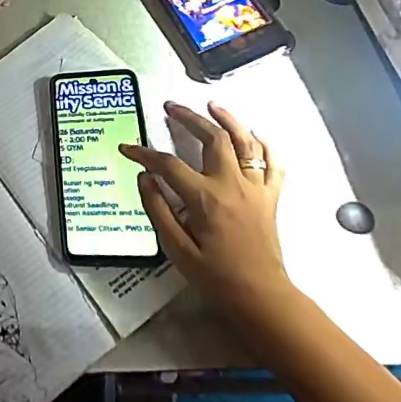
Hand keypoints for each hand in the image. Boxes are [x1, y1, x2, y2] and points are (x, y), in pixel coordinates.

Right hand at [120, 101, 296, 325]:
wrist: (262, 296)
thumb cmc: (217, 278)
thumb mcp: (177, 250)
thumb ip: (158, 210)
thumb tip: (145, 179)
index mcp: (205, 198)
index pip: (168, 165)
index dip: (144, 154)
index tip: (128, 149)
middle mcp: (232, 185)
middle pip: (212, 138)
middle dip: (189, 118)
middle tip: (171, 107)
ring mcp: (255, 189)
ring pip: (245, 142)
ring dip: (228, 119)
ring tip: (213, 105)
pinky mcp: (270, 197)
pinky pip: (272, 163)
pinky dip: (264, 145)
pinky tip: (253, 134)